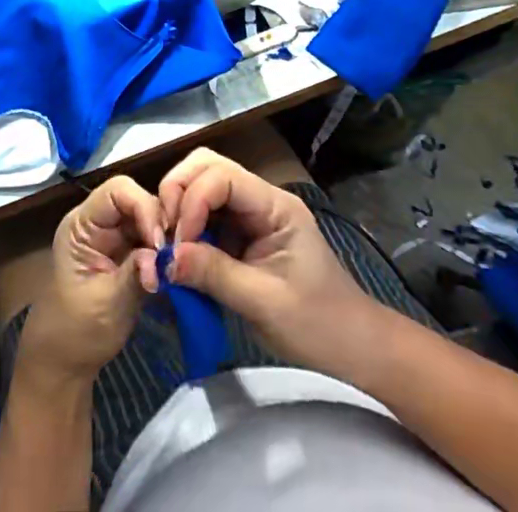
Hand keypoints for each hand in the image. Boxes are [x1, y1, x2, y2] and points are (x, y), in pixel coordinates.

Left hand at [17, 177, 164, 381]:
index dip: (144, 207)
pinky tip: (175, 263)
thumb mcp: (108, 303)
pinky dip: (166, 247)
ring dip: (166, 234)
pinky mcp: (128, 250)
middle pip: (137, 198)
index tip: (160, 242)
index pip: (117, 192)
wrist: (66, 360)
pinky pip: (152, 235)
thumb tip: (164, 256)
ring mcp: (113, 235)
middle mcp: (97, 221)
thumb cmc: (77, 332)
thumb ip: (135, 274)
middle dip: (160, 220)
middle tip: (177, 251)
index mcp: (81, 225)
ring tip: (178, 259)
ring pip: (149, 215)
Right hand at [159, 148, 383, 376]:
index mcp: (275, 206)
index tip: (178, 244)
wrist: (353, 349)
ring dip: (178, 212)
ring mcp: (251, 216)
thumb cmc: (318, 324)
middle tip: (166, 237)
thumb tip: (165, 258)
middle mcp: (260, 200)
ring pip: (201, 188)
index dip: (191, 202)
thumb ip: (213, 273)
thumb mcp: (263, 302)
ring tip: (170, 249)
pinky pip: (205, 217)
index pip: (221, 176)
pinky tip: (181, 258)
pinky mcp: (241, 235)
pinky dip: (186, 231)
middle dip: (178, 194)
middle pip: (206, 168)